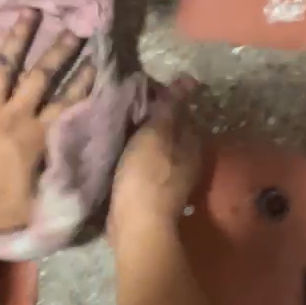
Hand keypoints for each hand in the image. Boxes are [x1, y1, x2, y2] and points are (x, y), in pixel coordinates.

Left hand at [0, 10, 96, 236]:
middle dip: (60, 50)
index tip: (96, 59)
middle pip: (41, 76)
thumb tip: (75, 165)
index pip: (67, 103)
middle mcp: (14, 115)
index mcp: (36, 138)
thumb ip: (55, 179)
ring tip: (29, 12)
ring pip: (4, 66)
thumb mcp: (35, 203)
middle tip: (74, 27)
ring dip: (18, 38)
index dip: (84, 81)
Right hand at [109, 76, 202, 252]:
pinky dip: (132, 153)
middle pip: (167, 128)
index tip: (133, 88)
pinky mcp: (151, 189)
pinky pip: (143, 161)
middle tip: (119, 103)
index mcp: (190, 141)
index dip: (158, 96)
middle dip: (148, 116)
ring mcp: (169, 176)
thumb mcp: (157, 134)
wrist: (136, 225)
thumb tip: (190, 79)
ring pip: (154, 145)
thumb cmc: (147, 175)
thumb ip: (171, 107)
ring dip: (139, 135)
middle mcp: (185, 157)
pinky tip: (116, 148)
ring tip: (115, 122)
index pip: (178, 109)